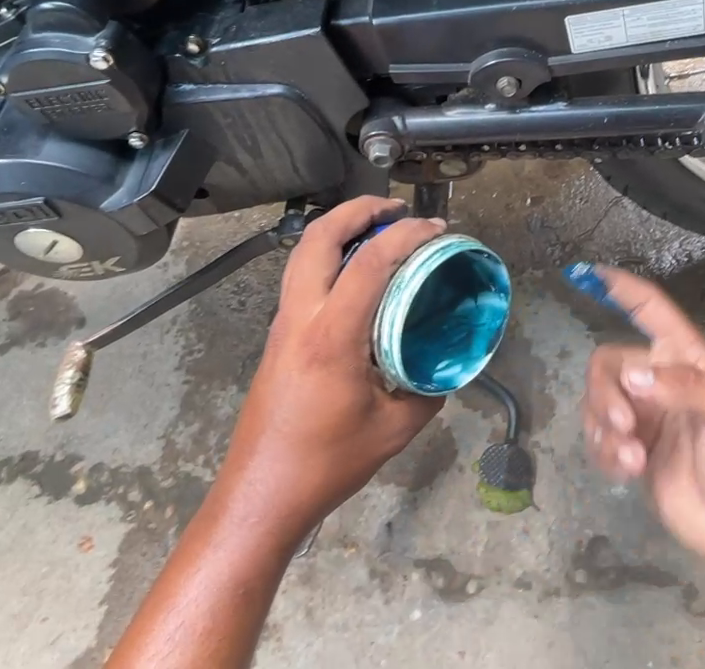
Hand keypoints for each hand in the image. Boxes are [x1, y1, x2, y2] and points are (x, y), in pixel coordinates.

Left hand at [217, 197, 447, 533]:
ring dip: (339, 228)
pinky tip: (356, 277)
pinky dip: (329, 256)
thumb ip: (426, 390)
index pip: (370, 261)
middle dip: (358, 209)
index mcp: (332, 335)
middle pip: (319, 236)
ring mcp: (282, 324)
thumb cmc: (326, 463)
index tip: (438, 230)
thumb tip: (443, 366)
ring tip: (377, 231)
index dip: (408, 234)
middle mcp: (300, 317)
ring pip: (303, 252)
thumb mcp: (394, 430)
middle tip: (396, 210)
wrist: (261, 495)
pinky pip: (301, 277)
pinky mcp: (277, 337)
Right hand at [580, 265, 704, 563]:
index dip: (624, 289)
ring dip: (604, 429)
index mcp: (688, 361)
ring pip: (598, 401)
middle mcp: (661, 381)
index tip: (591, 273)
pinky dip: (603, 453)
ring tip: (632, 461)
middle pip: (609, 364)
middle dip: (606, 393)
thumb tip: (634, 377)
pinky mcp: (632, 450)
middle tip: (624, 428)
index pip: (653, 311)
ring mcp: (644, 416)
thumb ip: (691, 388)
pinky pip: (598, 438)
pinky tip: (626, 474)